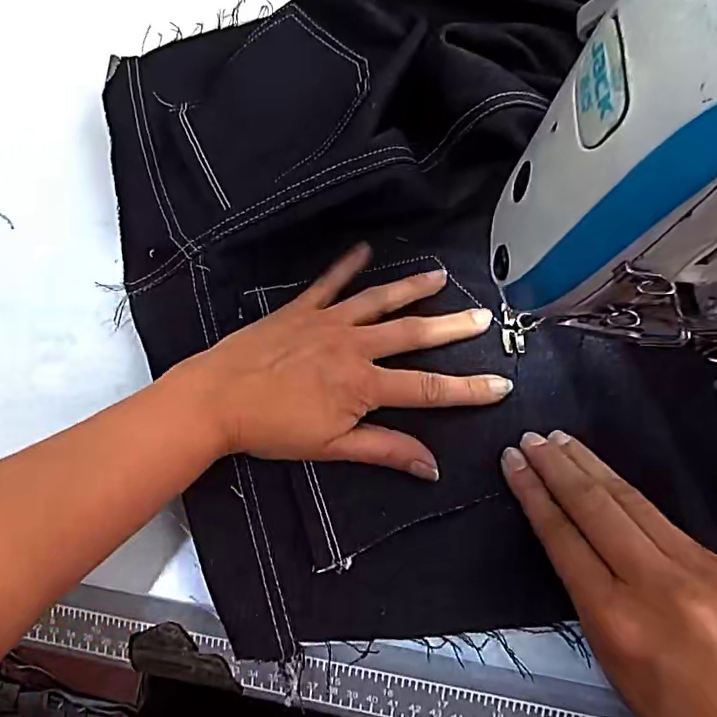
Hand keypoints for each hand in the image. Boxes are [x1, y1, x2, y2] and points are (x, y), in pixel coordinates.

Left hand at [158, 244, 511, 478]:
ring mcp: (329, 322)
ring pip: (380, 301)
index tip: (500, 383)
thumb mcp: (332, 447)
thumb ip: (385, 450)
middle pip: (413, 335)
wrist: (216, 398)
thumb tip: (431, 467)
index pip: (428, 389)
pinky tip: (363, 249)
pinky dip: (347, 265)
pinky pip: (329, 282)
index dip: (468, 389)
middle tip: (482, 315)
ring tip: (440, 276)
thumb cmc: (272, 429)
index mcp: (364, 384)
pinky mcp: (301, 308)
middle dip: (452, 327)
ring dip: (412, 288)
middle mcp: (355, 346)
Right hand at [501, 431, 716, 716]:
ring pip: (630, 501)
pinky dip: (629, 493)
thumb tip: (583, 561)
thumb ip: (600, 613)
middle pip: (595, 507)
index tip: (515, 466)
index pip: (564, 541)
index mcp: (622, 627)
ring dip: (591, 465)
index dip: (534, 496)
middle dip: (556, 466)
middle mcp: (659, 588)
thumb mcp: (626, 681)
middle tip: (532, 437)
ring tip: (563, 441)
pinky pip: (665, 520)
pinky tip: (613, 480)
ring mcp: (699, 570)